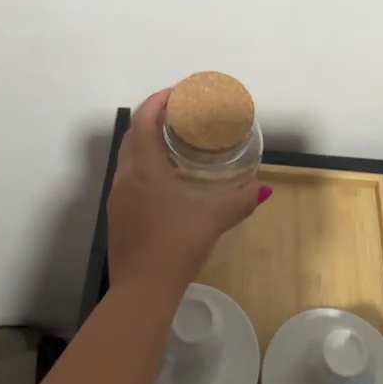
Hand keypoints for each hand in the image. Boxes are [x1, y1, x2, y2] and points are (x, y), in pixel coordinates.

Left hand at [107, 89, 268, 293]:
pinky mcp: (117, 215)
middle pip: (133, 135)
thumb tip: (266, 188)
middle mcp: (126, 176)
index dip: (157, 102)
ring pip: (128, 157)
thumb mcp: (213, 219)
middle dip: (151, 118)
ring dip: (144, 142)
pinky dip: (142, 164)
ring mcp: (117, 197)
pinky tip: (161, 178)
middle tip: (177, 114)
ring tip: (171, 141)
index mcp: (145, 168)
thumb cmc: (176, 244)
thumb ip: (240, 201)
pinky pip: (127, 177)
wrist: (142, 289)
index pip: (144, 121)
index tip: (175, 93)